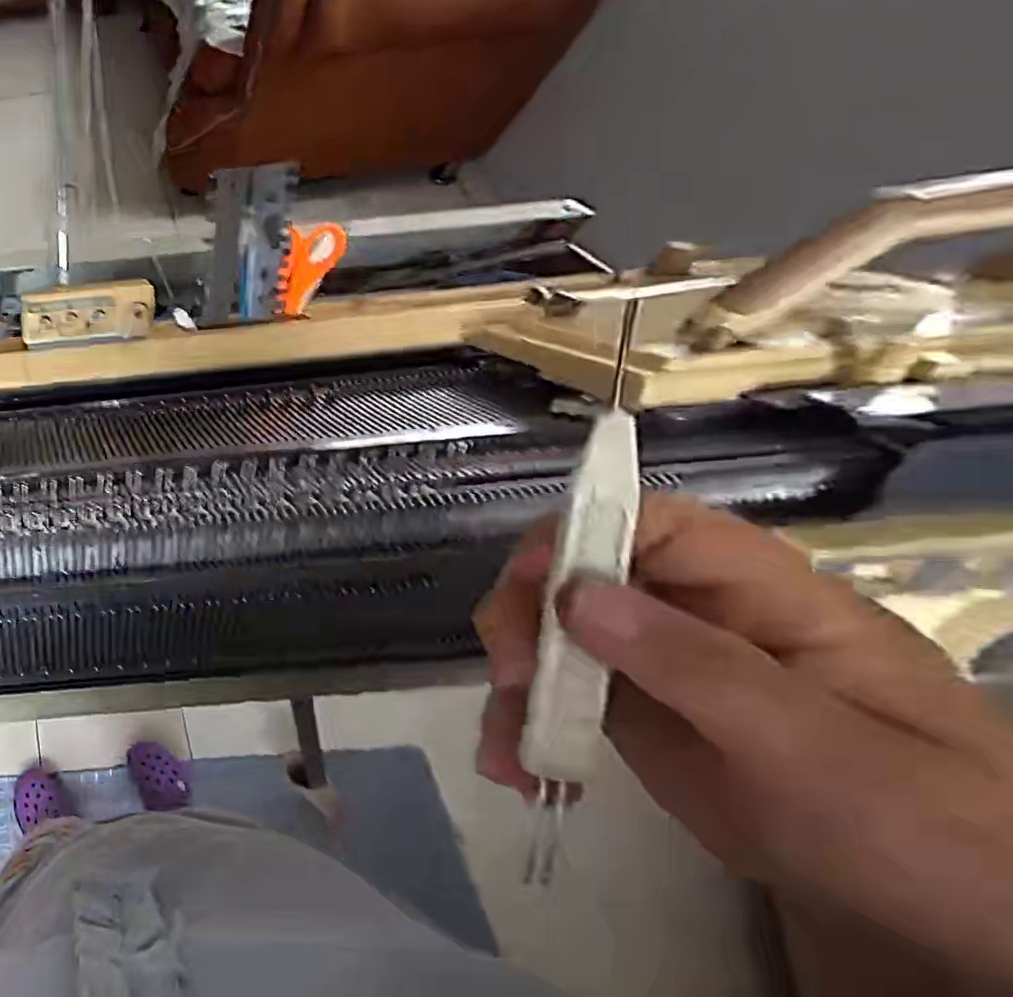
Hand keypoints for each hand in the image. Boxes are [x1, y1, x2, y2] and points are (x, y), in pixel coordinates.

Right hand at [474, 494, 1012, 977]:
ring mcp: (654, 664)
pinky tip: (519, 770)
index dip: (583, 532)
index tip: (528, 578)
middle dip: (524, 617)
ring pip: (548, 634)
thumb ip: (702, 668)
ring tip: (508, 747)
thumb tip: (576, 595)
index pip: (660, 525)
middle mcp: (695, 616)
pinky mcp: (626, 710)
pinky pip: (552, 696)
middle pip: (578, 574)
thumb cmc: (926, 833)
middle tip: (510, 678)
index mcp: (763, 597)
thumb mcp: (823, 750)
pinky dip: (522, 727)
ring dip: (512, 683)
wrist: (944, 928)